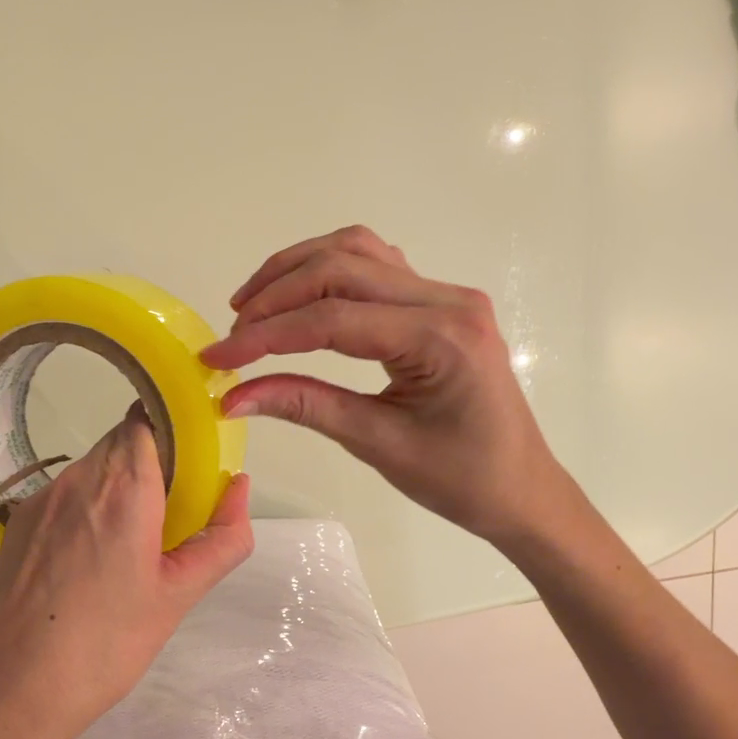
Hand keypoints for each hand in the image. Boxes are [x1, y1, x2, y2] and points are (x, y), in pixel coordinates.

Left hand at [0, 408, 252, 738]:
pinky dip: (84, 509)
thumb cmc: (106, 644)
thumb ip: (221, 538)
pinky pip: (62, 496)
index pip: (146, 417)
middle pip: (120, 442)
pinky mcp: (17, 523)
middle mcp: (76, 479)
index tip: (193, 462)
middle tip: (173, 512)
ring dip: (116, 487)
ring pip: (89, 468)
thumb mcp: (178, 596)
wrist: (14, 686)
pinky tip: (88, 561)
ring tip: (131, 544)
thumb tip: (240, 487)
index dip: (172, 429)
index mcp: (122, 487)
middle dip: (151, 463)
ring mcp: (40, 499)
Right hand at [200, 225, 573, 545]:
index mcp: (440, 338)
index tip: (216, 358)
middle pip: (339, 268)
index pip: (331, 318)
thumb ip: (304, 406)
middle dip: (273, 297)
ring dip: (294, 271)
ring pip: (354, 250)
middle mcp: (446, 299)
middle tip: (231, 337)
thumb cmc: (460, 478)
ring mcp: (444, 293)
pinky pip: (373, 263)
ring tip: (251, 308)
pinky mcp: (435, 299)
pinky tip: (296, 298)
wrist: (521, 488)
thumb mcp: (376, 443)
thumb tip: (232, 396)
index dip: (264, 336)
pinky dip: (324, 271)